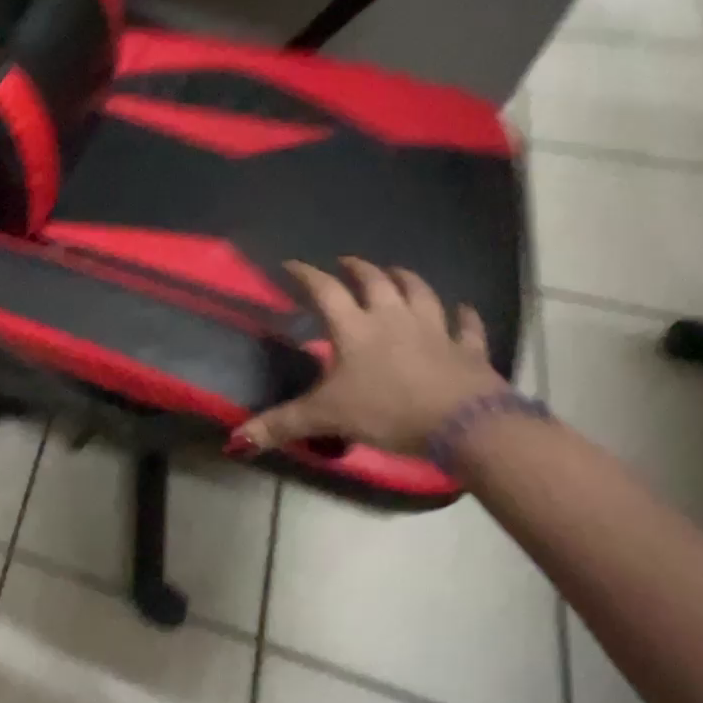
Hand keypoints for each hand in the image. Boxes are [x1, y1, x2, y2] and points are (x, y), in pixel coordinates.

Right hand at [232, 258, 509, 456]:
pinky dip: (465, 316)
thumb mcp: (326, 417)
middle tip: (345, 262)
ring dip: (407, 279)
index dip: (305, 274)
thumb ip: (281, 425)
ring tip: (396, 271)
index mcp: (355, 329)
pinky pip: (467, 327)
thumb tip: (234, 440)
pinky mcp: (468, 350)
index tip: (290, 265)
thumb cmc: (388, 411)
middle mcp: (393, 319)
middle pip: (375, 282)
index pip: (324, 290)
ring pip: (420, 293)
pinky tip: (463, 310)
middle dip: (358, 269)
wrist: (465, 425)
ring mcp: (434, 331)